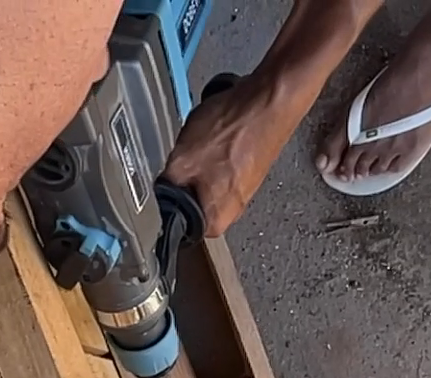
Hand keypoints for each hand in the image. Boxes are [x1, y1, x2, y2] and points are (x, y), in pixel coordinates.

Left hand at [162, 75, 298, 236]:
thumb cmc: (235, 130)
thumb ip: (166, 186)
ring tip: (207, 138)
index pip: (177, 225)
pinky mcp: (249, 169)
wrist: (271, 100)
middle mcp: (231, 213)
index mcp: (214, 222)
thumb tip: (159, 194)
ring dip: (200, 157)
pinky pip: (220, 162)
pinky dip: (215, 145)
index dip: (166, 201)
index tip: (164, 183)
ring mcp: (242, 190)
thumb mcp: (181, 160)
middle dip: (183, 176)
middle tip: (187, 153)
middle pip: (190, 199)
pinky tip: (220, 130)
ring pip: (204, 178)